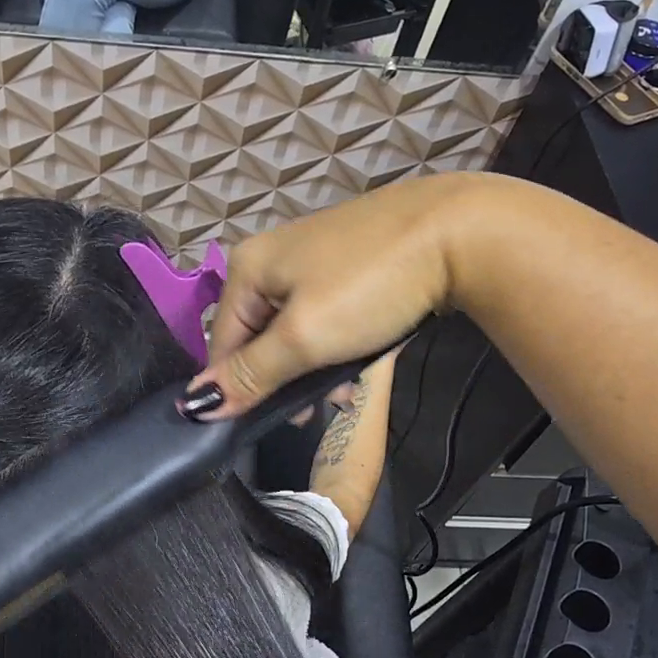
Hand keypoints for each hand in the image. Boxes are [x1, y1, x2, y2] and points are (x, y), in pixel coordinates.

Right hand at [190, 173, 495, 418]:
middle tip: (309, 415)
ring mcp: (312, 259)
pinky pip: (323, 318)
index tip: (269, 422)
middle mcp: (272, 259)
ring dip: (311, 372)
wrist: (464, 235)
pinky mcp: (348, 264)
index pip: (220, 344)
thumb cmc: (371, 287)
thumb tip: (194, 405)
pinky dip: (334, 347)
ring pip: (293, 333)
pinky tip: (358, 367)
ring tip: (341, 396)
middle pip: (256, 339)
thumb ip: (249, 375)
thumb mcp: (303, 339)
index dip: (238, 388)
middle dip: (281, 381)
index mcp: (247, 268)